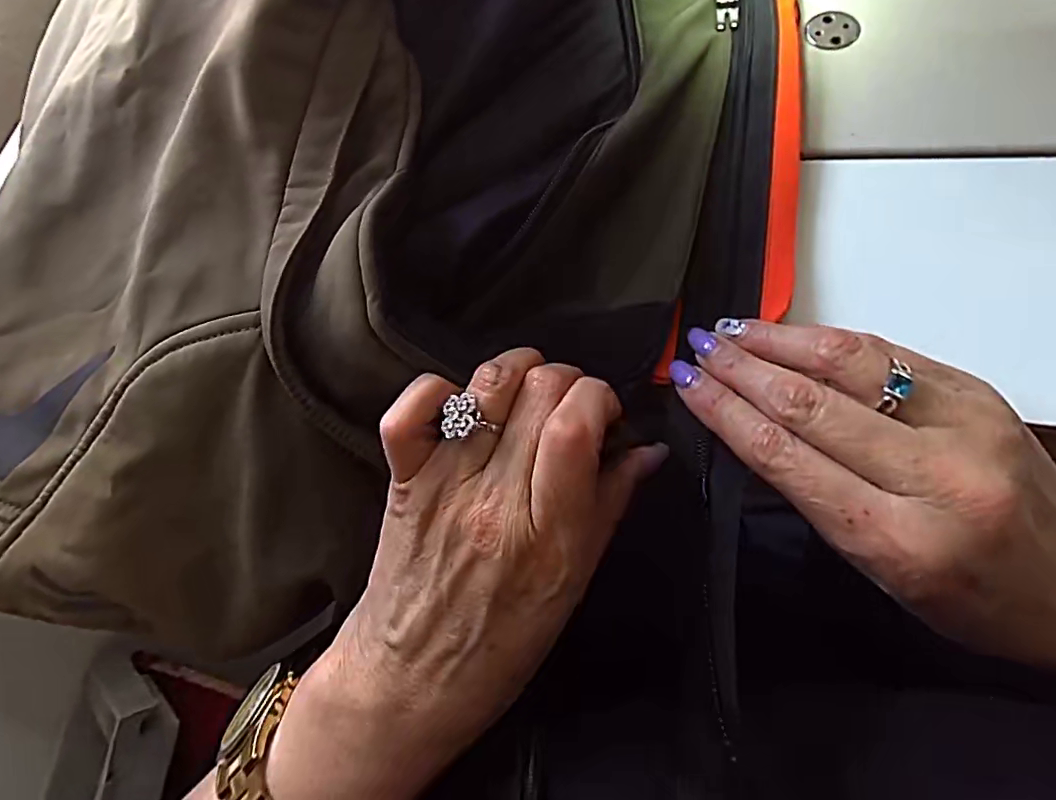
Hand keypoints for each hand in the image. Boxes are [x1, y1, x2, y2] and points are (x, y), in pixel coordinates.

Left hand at [268, 350, 666, 799]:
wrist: (408, 684)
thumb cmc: (503, 641)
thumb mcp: (577, 578)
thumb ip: (614, 500)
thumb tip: (650, 449)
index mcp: (546, 530)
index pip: (575, 423)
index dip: (600, 397)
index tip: (605, 414)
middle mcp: (494, 498)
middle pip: (540, 390)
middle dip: (570, 381)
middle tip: (572, 408)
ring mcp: (444, 482)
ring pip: (488, 383)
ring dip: (522, 370)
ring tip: (530, 394)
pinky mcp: (405, 477)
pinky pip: (410, 408)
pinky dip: (439, 389)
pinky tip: (466, 404)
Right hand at [671, 320, 1055, 671]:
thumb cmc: (976, 599)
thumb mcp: (885, 573)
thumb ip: (821, 497)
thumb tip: (754, 428)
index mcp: (903, 541)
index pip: (791, 460)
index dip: (730, 414)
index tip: (689, 384)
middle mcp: (937, 476)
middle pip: (814, 404)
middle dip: (744, 368)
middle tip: (698, 346)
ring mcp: (965, 421)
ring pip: (850, 362)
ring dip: (779, 341)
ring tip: (732, 329)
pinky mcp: (978, 388)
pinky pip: (886, 353)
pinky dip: (827, 339)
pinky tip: (791, 333)